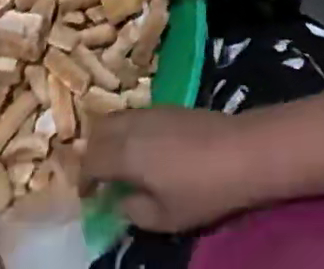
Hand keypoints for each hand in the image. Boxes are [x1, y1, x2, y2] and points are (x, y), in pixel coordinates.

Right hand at [81, 107, 255, 232]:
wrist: (239, 151)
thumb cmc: (202, 189)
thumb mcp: (167, 217)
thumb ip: (135, 211)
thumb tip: (122, 201)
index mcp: (124, 153)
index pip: (90, 160)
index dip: (84, 178)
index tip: (88, 194)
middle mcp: (129, 125)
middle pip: (97, 131)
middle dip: (91, 152)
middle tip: (98, 175)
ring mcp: (147, 111)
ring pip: (113, 118)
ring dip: (107, 137)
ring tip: (117, 161)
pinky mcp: (164, 106)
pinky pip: (131, 114)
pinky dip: (124, 129)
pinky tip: (141, 147)